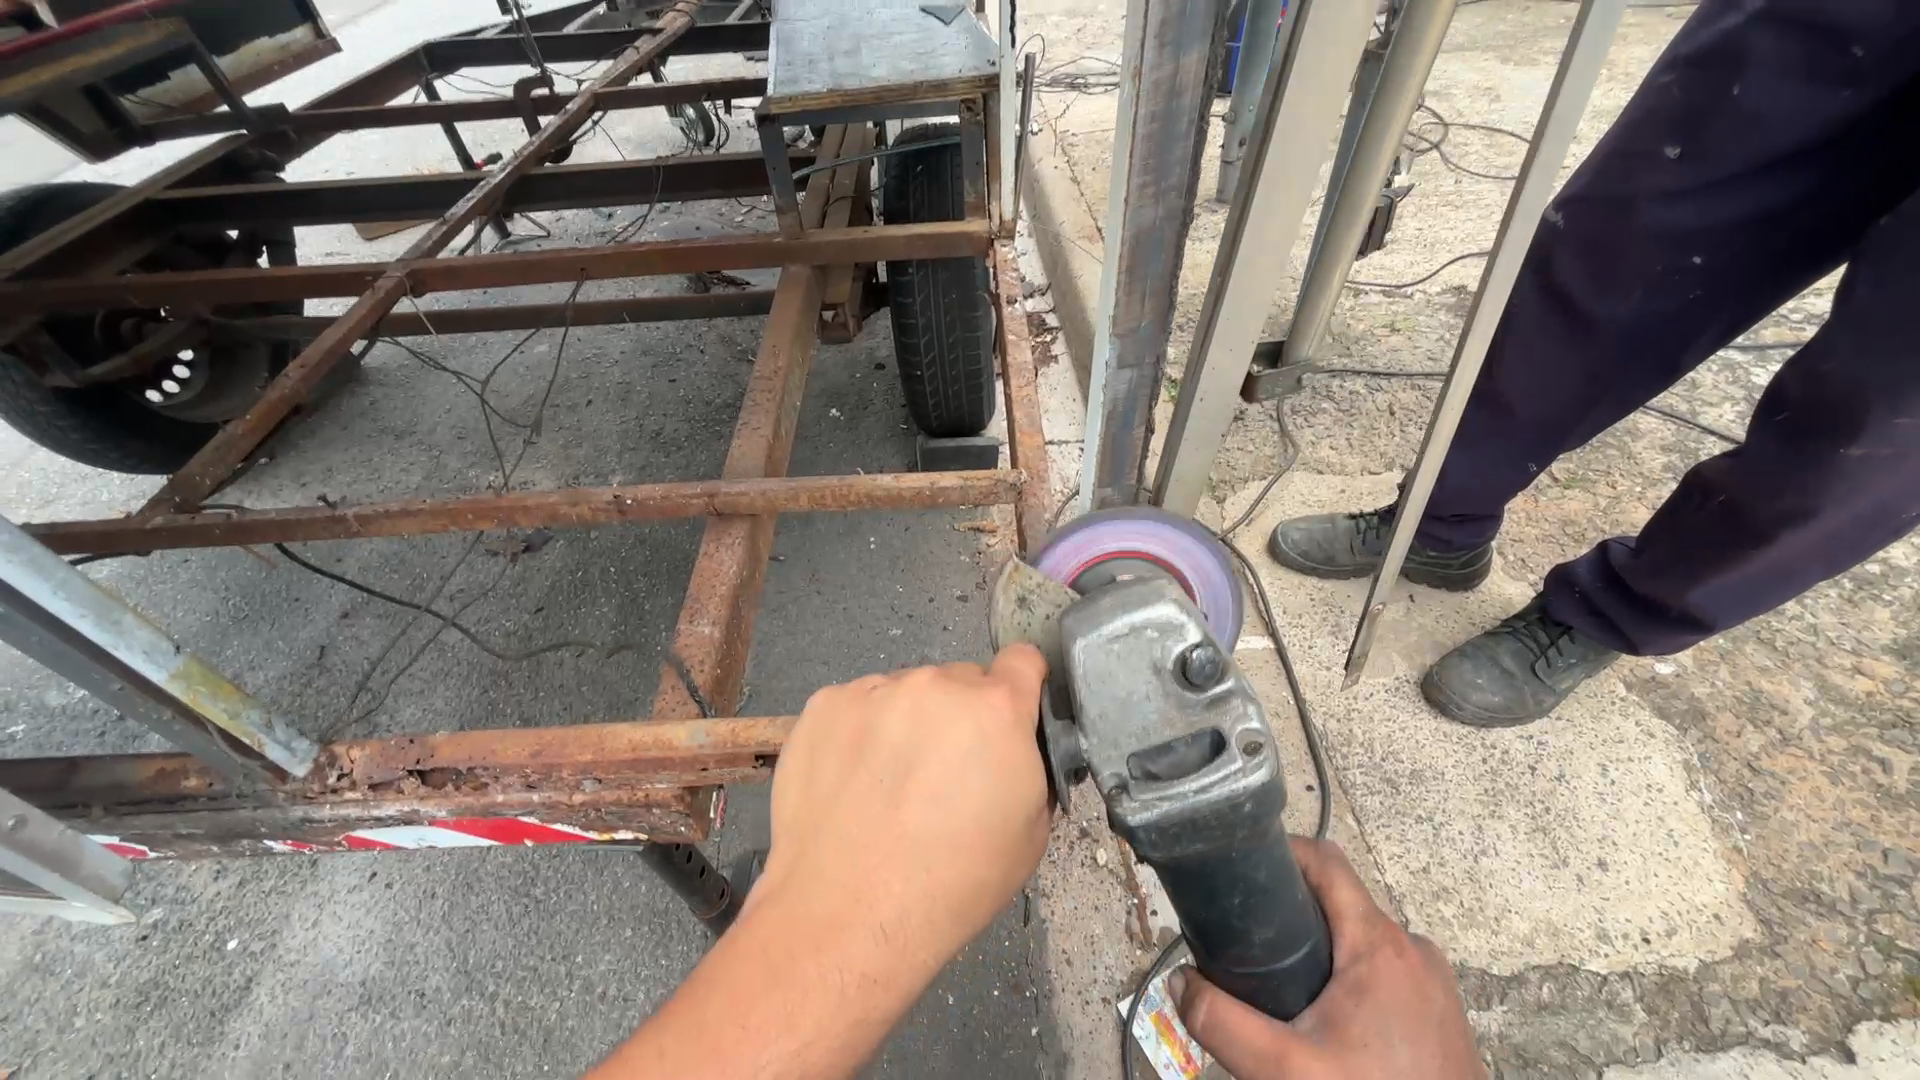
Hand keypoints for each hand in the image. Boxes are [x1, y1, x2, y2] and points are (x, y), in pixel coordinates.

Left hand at [587, 648, 1051, 1079]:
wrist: (847, 913)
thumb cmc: (953, 883)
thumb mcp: (1031, 832)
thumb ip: (1028, 765)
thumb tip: (1011, 747)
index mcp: (995, 709)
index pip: (1023, 660)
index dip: (1020, 689)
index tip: (1008, 719)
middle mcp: (935, 683)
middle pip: (959, 681)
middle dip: (959, 716)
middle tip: (941, 774)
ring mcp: (874, 690)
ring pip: (905, 694)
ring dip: (906, 723)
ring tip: (886, 786)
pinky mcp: (823, 706)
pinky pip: (857, 707)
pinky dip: (859, 734)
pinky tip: (849, 784)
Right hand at [1172, 838, 1484, 1079]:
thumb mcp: (1286, 1073)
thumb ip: (1223, 1024)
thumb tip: (1178, 982)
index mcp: (1380, 944)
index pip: (1324, 859)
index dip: (1279, 850)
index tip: (1239, 868)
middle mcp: (1413, 948)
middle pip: (1338, 899)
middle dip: (1290, 910)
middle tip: (1246, 940)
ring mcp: (1433, 979)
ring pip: (1360, 936)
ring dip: (1319, 945)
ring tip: (1278, 981)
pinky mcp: (1441, 1008)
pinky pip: (1383, 967)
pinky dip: (1347, 973)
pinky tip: (1324, 1014)